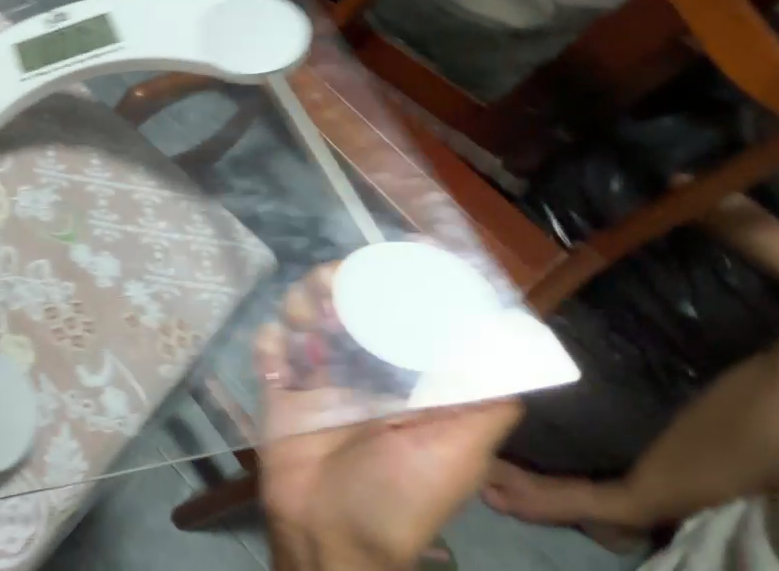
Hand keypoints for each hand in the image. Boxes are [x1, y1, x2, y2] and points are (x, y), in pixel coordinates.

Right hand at [256, 265, 522, 569]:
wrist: (329, 532)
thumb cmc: (401, 495)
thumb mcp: (459, 450)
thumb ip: (485, 398)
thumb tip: (509, 336)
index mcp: (412, 379)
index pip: (410, 313)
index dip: (407, 278)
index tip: (402, 246)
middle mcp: (367, 367)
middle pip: (352, 300)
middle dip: (340, 281)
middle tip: (333, 288)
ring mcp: (319, 374)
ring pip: (307, 310)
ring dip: (301, 302)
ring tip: (305, 323)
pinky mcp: (278, 384)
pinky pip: (269, 343)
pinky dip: (269, 341)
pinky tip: (278, 361)